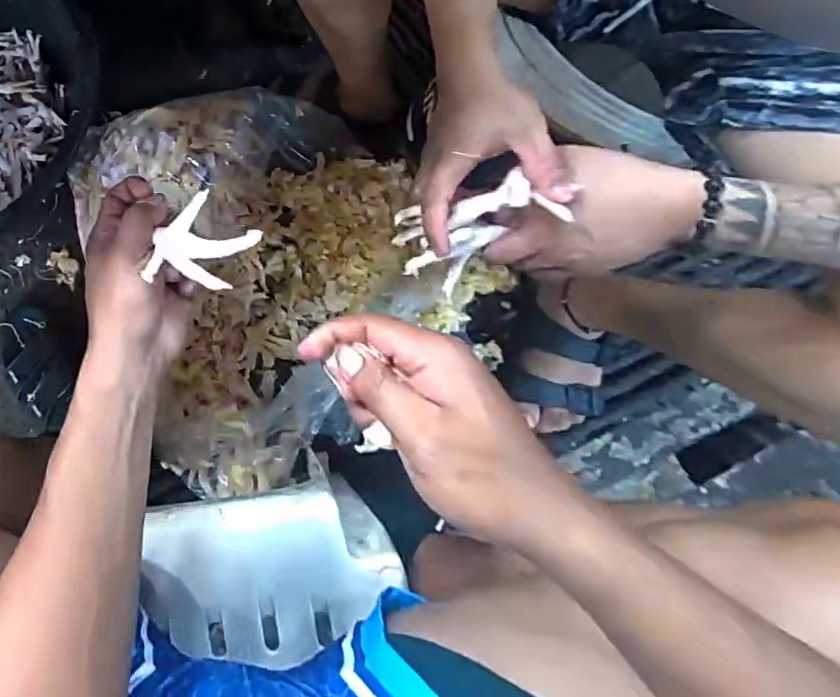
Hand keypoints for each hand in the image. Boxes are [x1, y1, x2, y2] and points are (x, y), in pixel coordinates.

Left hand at [83, 177, 194, 384]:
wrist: (139, 350)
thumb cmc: (123, 300)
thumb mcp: (124, 252)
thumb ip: (140, 218)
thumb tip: (158, 201)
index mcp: (110, 238)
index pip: (119, 200)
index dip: (134, 189)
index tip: (152, 190)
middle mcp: (132, 249)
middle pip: (155, 217)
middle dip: (167, 223)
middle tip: (166, 236)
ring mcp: (155, 267)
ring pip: (178, 240)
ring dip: (181, 251)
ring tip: (174, 271)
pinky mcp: (176, 285)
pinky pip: (190, 266)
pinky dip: (189, 275)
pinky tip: (181, 289)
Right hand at [298, 314, 584, 546]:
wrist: (538, 513)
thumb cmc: (478, 477)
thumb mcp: (419, 434)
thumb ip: (377, 388)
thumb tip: (341, 353)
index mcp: (435, 353)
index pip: (372, 325)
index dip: (333, 335)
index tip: (302, 356)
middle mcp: (442, 355)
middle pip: (379, 346)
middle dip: (355, 374)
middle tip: (360, 418)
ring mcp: (449, 377)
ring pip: (389, 370)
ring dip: (372, 397)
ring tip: (382, 435)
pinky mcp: (452, 399)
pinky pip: (407, 390)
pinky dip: (391, 409)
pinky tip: (396, 437)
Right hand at [418, 71, 574, 254]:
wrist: (469, 62)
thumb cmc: (494, 96)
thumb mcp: (526, 132)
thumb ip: (543, 166)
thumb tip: (563, 199)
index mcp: (450, 163)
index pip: (434, 205)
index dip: (436, 231)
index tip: (445, 252)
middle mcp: (435, 160)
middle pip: (424, 199)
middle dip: (436, 224)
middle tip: (458, 243)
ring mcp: (434, 150)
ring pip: (429, 187)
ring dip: (442, 207)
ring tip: (467, 224)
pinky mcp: (440, 142)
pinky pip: (436, 176)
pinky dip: (447, 192)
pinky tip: (471, 193)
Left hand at [484, 146, 702, 276]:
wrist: (670, 208)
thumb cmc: (619, 177)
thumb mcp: (571, 161)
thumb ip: (534, 171)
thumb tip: (508, 174)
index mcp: (536, 226)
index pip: (489, 237)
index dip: (477, 224)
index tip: (473, 212)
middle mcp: (546, 253)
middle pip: (502, 257)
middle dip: (493, 241)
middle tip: (497, 222)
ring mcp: (567, 268)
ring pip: (525, 267)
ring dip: (517, 252)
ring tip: (523, 231)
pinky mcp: (586, 274)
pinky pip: (550, 274)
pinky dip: (541, 262)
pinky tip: (549, 243)